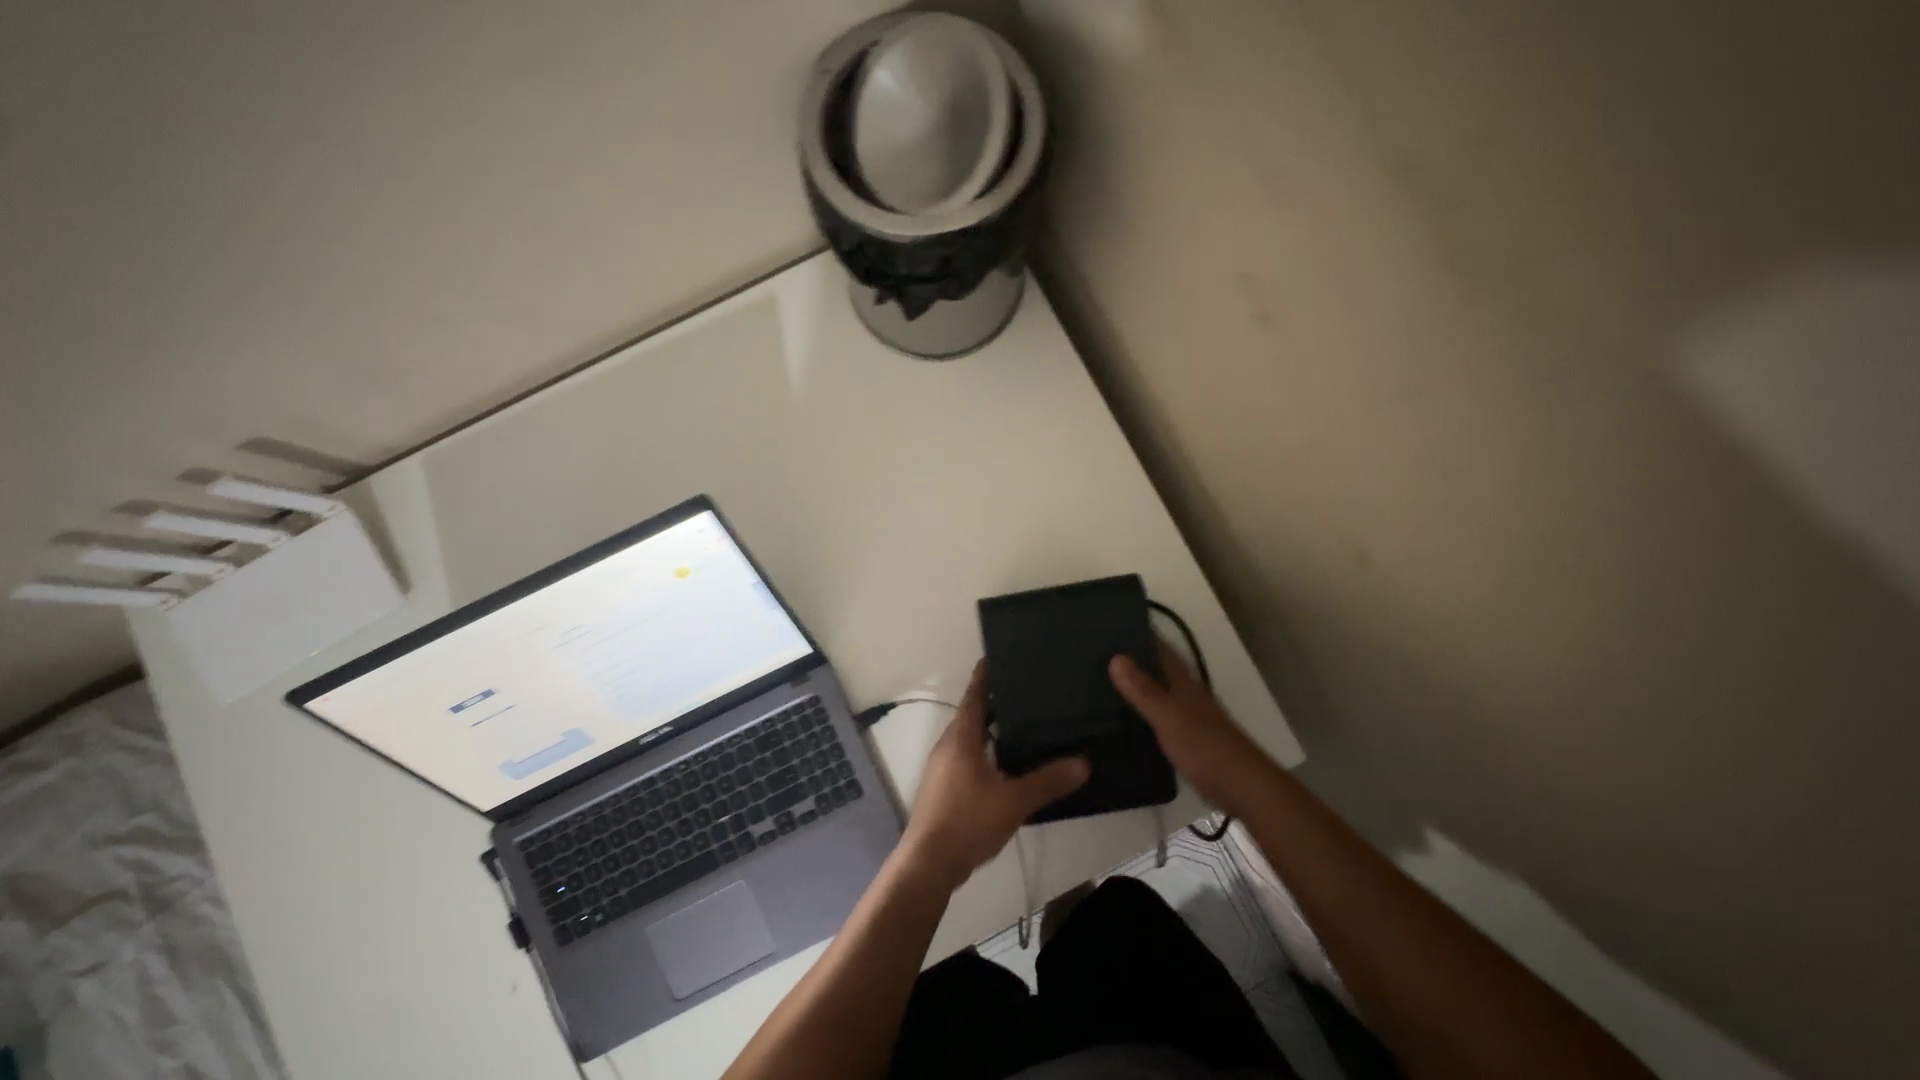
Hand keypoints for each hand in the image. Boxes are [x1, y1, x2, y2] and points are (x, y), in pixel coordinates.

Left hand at [900, 661, 1089, 889]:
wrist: (929, 863)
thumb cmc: (967, 821)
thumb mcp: (1013, 800)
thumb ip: (1048, 781)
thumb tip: (1084, 763)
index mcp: (961, 739)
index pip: (974, 697)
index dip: (985, 677)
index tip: (997, 658)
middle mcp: (948, 748)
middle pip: (972, 717)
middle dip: (995, 706)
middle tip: (1027, 695)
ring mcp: (942, 771)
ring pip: (969, 741)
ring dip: (991, 733)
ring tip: (1023, 729)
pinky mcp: (943, 791)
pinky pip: (967, 761)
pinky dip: (986, 755)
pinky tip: (1008, 769)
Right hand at [1110, 641, 1272, 815]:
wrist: (1240, 786)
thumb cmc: (1206, 747)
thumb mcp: (1169, 716)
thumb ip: (1144, 690)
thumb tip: (1116, 656)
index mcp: (1184, 684)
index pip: (1161, 649)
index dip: (1141, 635)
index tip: (1111, 625)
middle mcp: (1186, 695)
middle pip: (1158, 670)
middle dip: (1132, 660)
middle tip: (1094, 654)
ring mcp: (1188, 718)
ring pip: (1157, 693)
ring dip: (1135, 687)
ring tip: (1099, 684)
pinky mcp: (1185, 740)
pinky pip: (1156, 718)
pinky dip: (1140, 714)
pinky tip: (1121, 721)